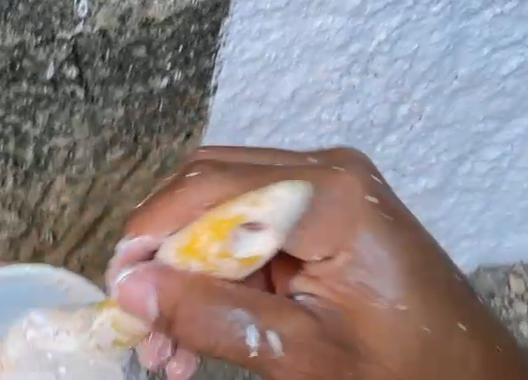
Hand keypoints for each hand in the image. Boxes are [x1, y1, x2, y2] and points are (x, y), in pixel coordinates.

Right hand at [105, 146, 527, 379]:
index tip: (117, 283)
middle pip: (212, 187)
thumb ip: (215, 318)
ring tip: (164, 344)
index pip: (216, 188)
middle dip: (167, 253)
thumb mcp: (307, 360)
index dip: (156, 230)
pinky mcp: (322, 210)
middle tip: (138, 318)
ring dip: (187, 269)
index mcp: (331, 192)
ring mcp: (324, 185)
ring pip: (222, 208)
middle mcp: (323, 168)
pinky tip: (197, 327)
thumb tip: (128, 290)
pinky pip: (249, 228)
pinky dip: (218, 274)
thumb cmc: (409, 377)